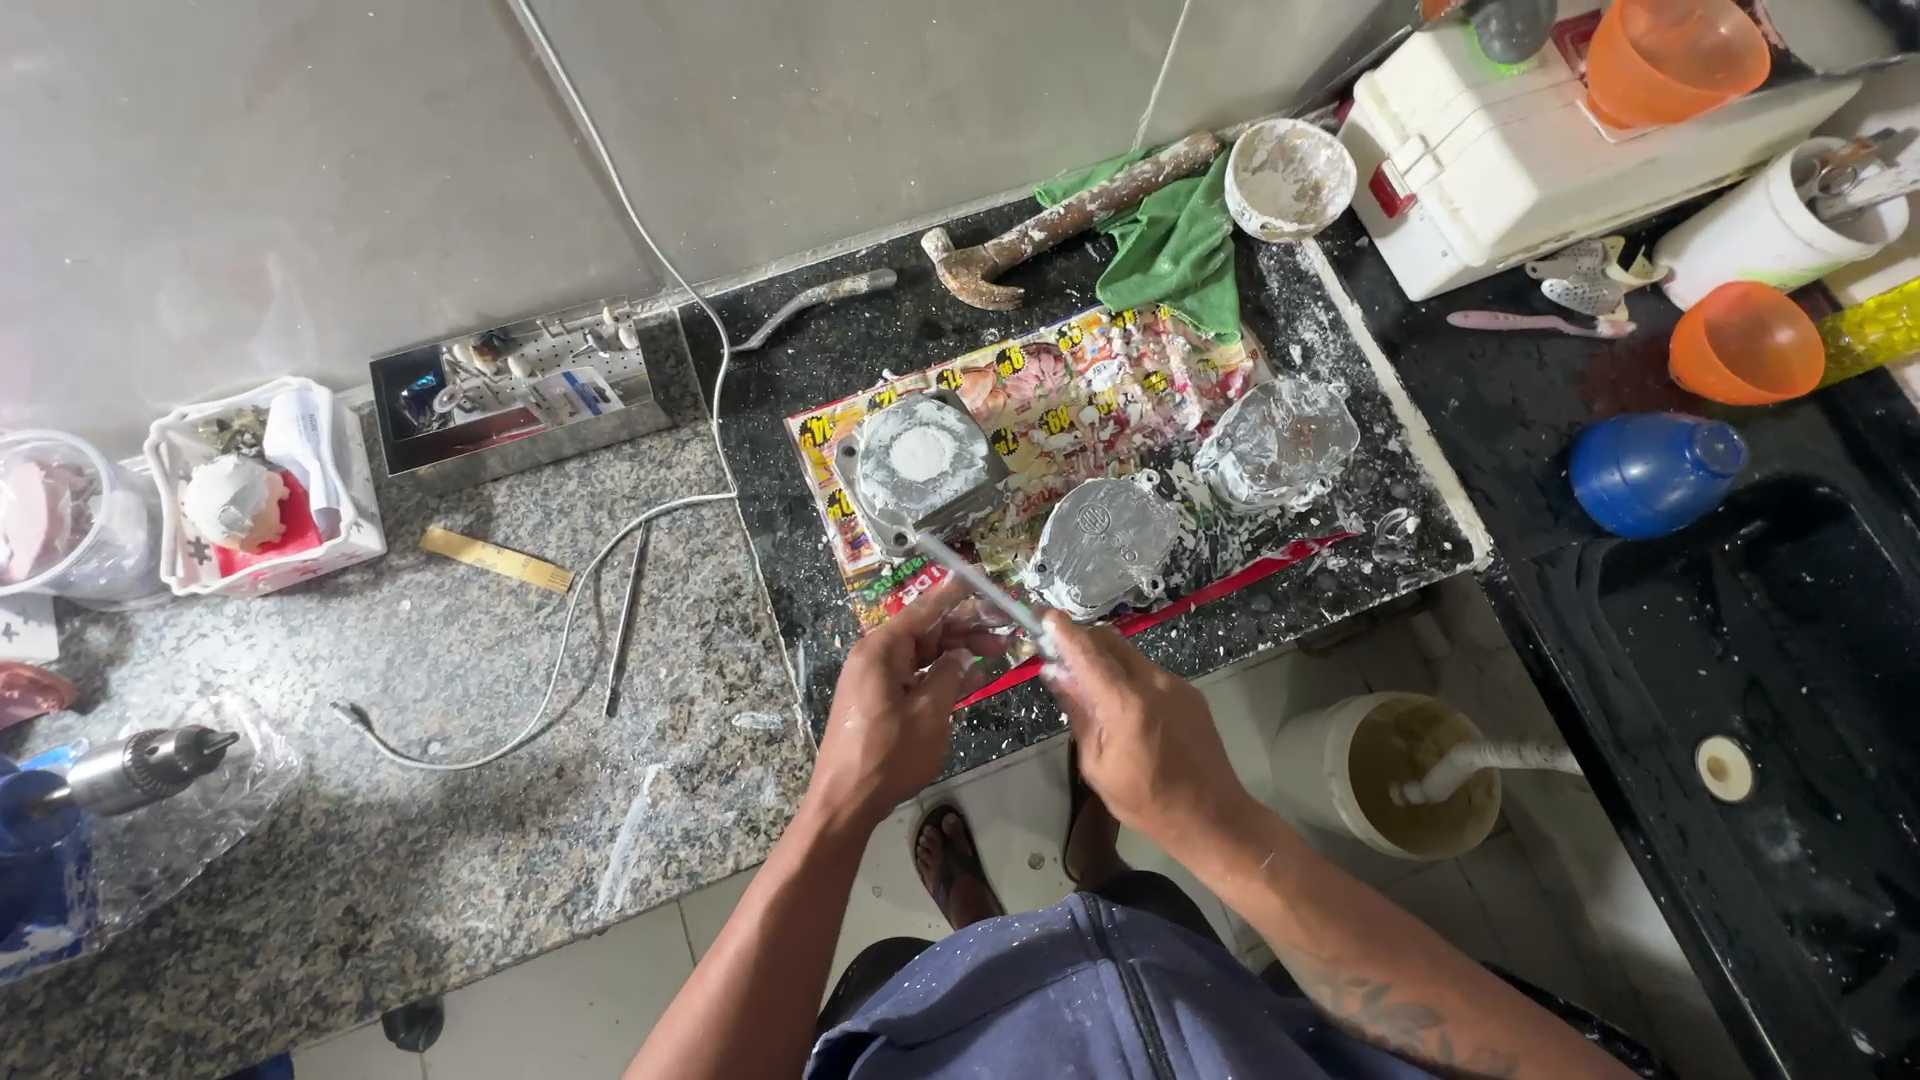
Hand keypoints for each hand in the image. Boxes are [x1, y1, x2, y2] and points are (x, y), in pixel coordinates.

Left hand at [807, 577, 1006, 832]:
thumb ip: (949, 676)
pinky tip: (971, 679)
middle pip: (926, 632)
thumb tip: (961, 654)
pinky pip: (914, 677)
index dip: (954, 593)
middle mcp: (875, 657)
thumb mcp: (929, 714)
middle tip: (1003, 631)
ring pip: (923, 655)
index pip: (923, 610)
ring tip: (997, 653)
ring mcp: (875, 679)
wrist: (844, 801)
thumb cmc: (887, 755)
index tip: (977, 576)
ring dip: (957, 654)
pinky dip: (940, 677)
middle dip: (965, 630)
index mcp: (881, 650)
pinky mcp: (878, 699)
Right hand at [1040, 613, 1252, 847]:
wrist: (1213, 816)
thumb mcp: (1097, 765)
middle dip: (1082, 639)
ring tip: (1087, 682)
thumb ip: (1078, 713)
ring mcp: (1175, 684)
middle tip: (1059, 653)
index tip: (1044, 615)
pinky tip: (1120, 701)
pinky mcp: (1189, 691)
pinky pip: (1148, 670)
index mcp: (1126, 704)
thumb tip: (1055, 675)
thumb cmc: (1146, 801)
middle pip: (1110, 641)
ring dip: (1104, 657)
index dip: (1063, 631)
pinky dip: (1126, 674)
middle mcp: (1153, 683)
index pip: (1087, 653)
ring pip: (1130, 654)